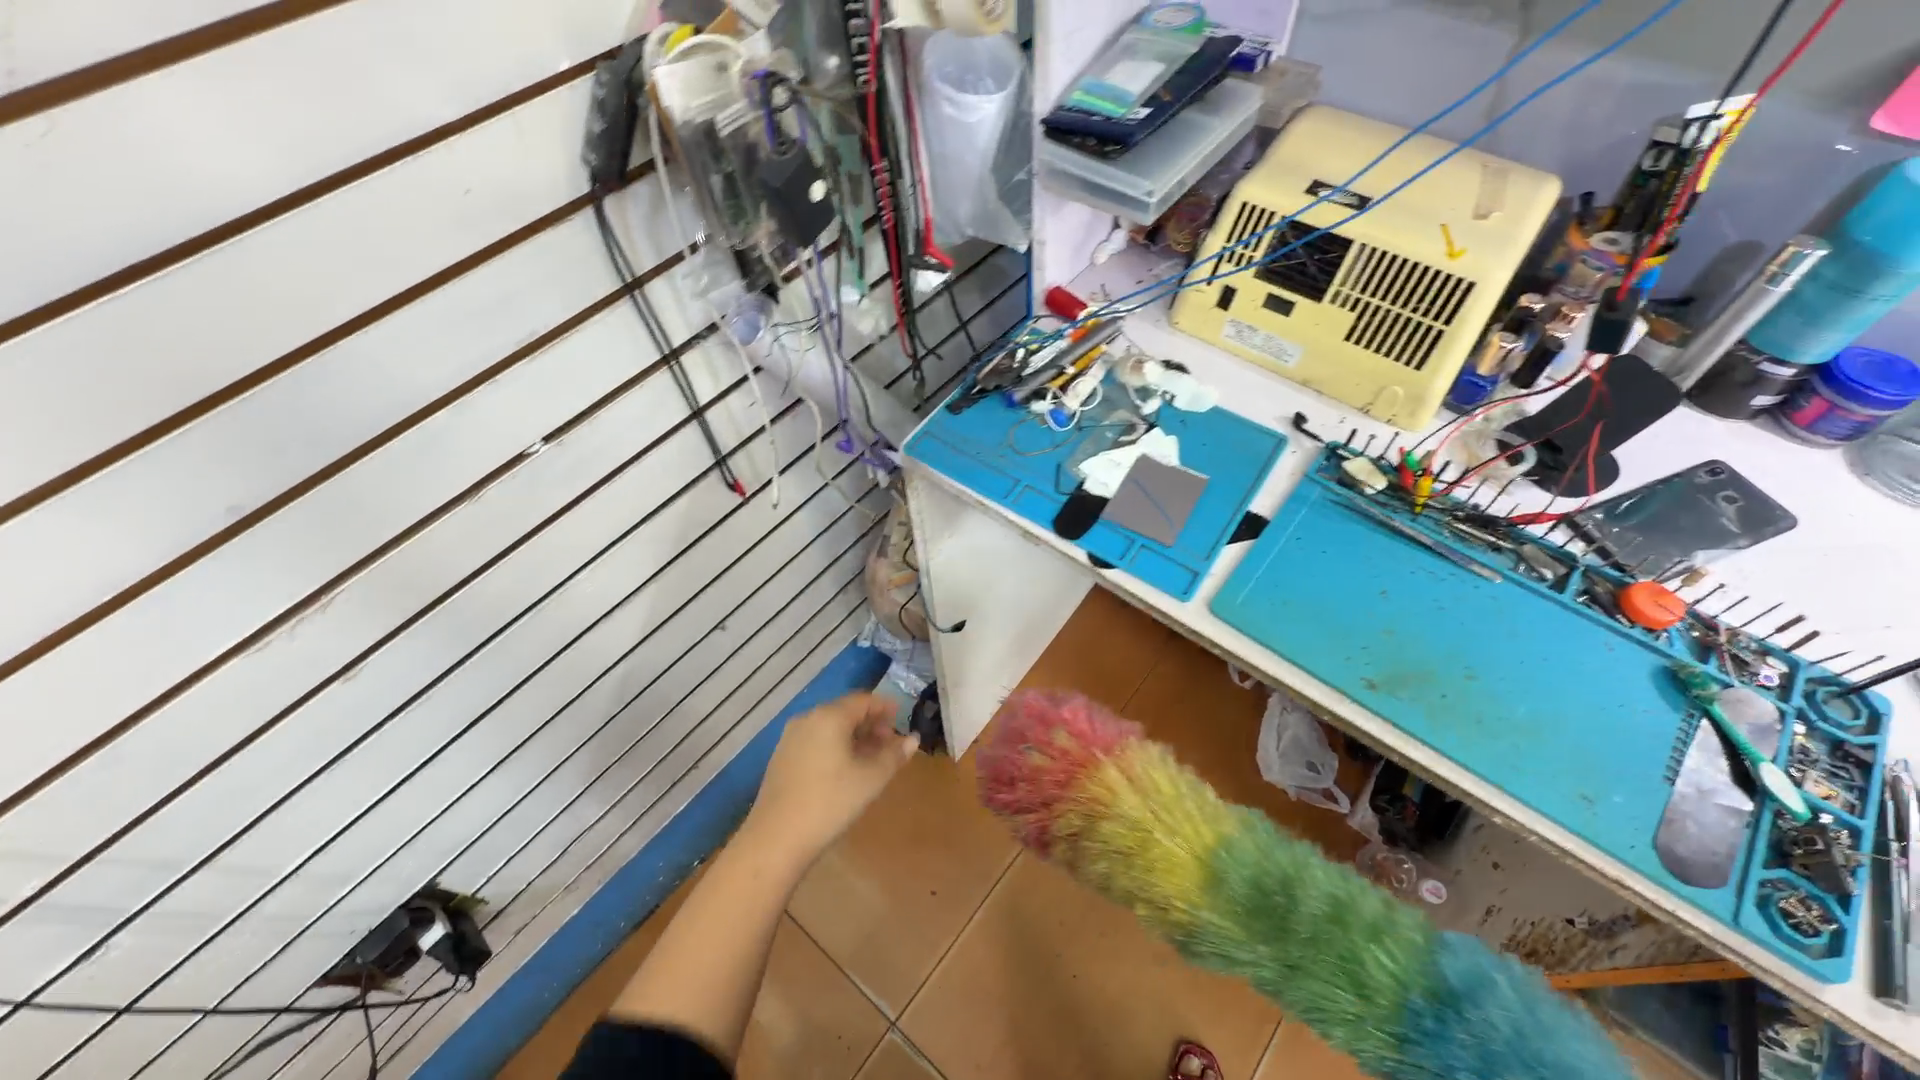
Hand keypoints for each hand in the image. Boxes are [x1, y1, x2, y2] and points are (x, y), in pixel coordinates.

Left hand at [742, 692, 919, 865]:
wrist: (777, 838)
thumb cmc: (831, 802)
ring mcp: (790, 738)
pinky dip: (834, 747)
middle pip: (845, 712)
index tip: (902, 719)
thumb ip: (894, 755)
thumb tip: (912, 739)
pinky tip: (845, 770)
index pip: (863, 700)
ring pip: (829, 728)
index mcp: (829, 716)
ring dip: (853, 737)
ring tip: (871, 760)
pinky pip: (815, 741)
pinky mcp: (781, 758)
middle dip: (870, 724)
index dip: (885, 707)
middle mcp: (807, 719)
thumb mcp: (871, 779)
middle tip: (890, 745)